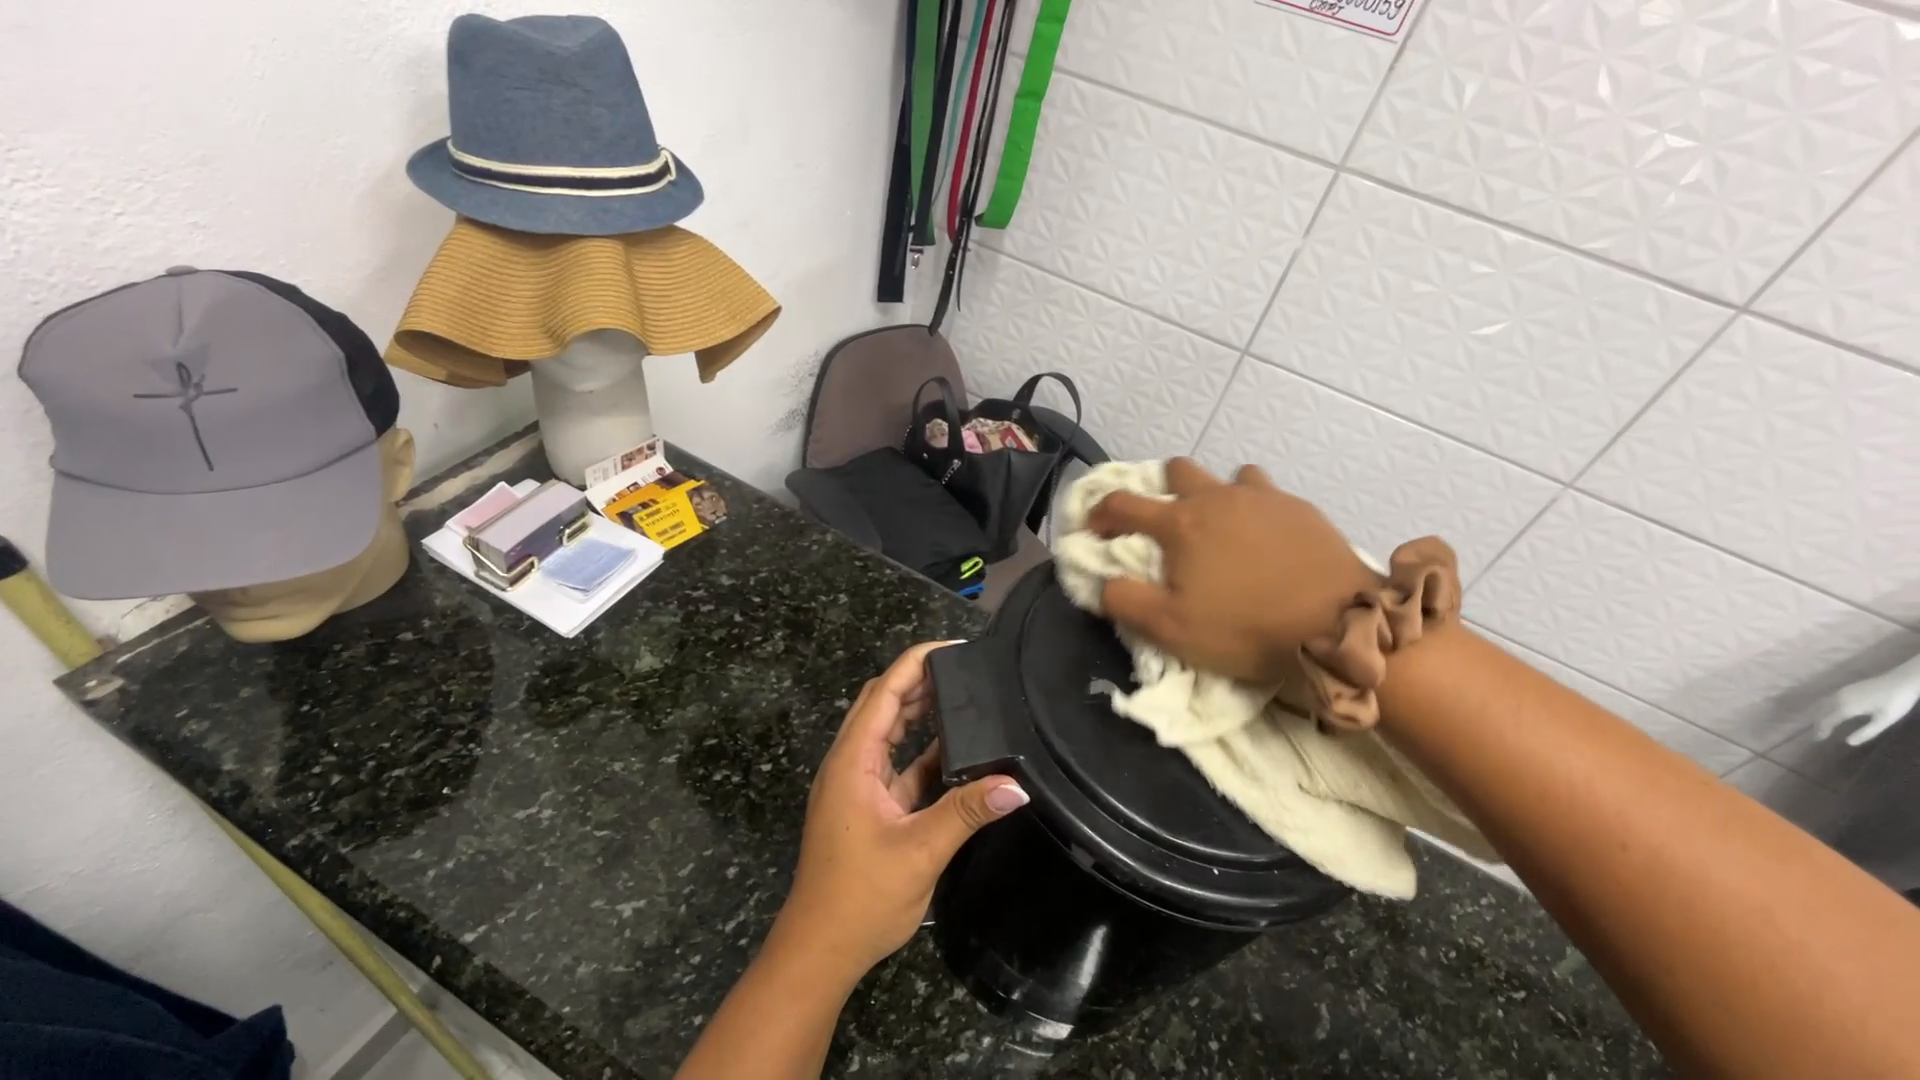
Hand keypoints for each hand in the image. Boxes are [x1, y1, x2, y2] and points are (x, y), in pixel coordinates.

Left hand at [772, 641, 1028, 983]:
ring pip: (889, 734)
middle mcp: (851, 764)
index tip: (954, 648)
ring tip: (967, 699)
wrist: (820, 949)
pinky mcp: (868, 808)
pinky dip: (923, 754)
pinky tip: (958, 753)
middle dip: (920, 682)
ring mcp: (857, 786)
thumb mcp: (920, 851)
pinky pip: (898, 766)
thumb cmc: (860, 896)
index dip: (915, 663)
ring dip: (921, 715)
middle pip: (883, 705)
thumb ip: (966, 811)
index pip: (884, 693)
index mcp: (853, 761)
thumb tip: (1018, 785)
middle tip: (968, 671)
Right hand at [1086, 458, 1380, 684]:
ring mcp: (1264, 498)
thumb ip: (1124, 600)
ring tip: (1220, 528)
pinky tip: (1265, 538)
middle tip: (1163, 524)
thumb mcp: (1170, 629)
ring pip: (1227, 476)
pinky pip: (1268, 494)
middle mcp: (1218, 498)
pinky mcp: (1301, 509)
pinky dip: (1254, 508)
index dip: (1101, 514)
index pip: (1123, 504)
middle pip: (1177, 470)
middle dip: (1160, 490)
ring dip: (1214, 494)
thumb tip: (1101, 581)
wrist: (1337, 627)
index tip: (1095, 531)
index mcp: (1180, 523)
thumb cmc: (1244, 628)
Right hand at [1815, 653, 1919, 745]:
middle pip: (1821, 712)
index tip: (1817, 740)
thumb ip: (1867, 732)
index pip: (1827, 721)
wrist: (1901, 681)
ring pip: (1823, 704)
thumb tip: (1848, 743)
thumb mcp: (1885, 720)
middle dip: (1816, 723)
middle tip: (1816, 734)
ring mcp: (1841, 692)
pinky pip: (1827, 699)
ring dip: (1818, 714)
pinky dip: (1823, 707)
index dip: (1821, 730)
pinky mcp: (1845, 689)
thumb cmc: (1895, 702)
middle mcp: (1838, 699)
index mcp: (1846, 708)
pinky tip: (1827, 710)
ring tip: (1818, 723)